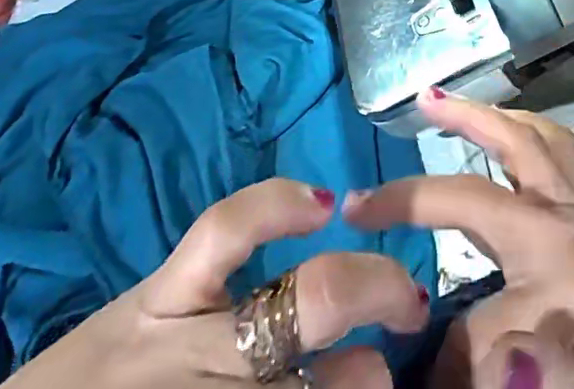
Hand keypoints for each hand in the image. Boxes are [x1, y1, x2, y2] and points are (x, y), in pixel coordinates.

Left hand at [3, 177, 428, 388]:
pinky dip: (275, 212)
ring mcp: (189, 332)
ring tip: (398, 288)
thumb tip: (351, 373)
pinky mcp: (157, 287)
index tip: (392, 375)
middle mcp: (221, 380)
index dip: (370, 382)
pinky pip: (224, 236)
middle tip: (416, 325)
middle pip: (327, 348)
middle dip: (384, 326)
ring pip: (298, 303)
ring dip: (362, 289)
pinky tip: (316, 203)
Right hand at [343, 91, 573, 388]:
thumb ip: (565, 380)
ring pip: (522, 147)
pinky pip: (557, 155)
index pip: (474, 335)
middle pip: (472, 201)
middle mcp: (565, 235)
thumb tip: (483, 355)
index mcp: (564, 284)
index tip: (422, 386)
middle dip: (414, 202)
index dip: (444, 372)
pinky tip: (508, 134)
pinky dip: (521, 134)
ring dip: (474, 124)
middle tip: (363, 207)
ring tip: (434, 100)